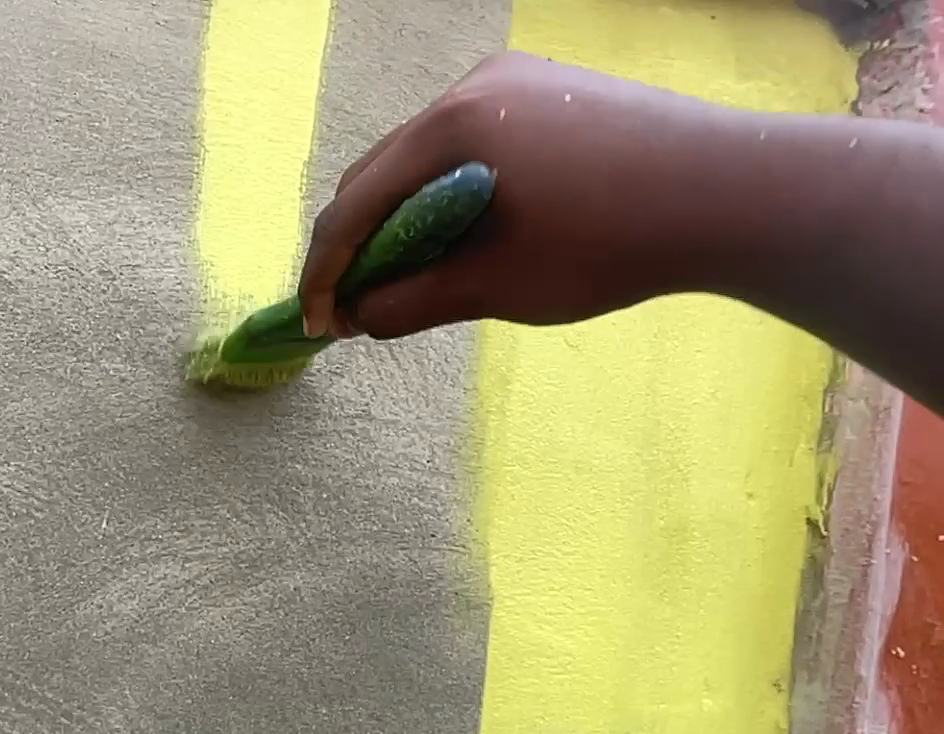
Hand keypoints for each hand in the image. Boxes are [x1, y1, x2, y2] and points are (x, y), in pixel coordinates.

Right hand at [298, 51, 728, 339]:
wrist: (743, 194)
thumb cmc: (610, 244)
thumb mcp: (491, 287)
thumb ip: (405, 304)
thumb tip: (355, 319)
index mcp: (451, 126)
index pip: (351, 205)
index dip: (323, 272)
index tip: (318, 324)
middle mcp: (468, 88)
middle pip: (372, 177)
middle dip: (351, 246)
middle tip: (353, 305)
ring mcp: (506, 83)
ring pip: (408, 163)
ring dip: (389, 223)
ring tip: (396, 276)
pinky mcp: (537, 94)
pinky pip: (451, 150)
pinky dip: (429, 199)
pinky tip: (442, 236)